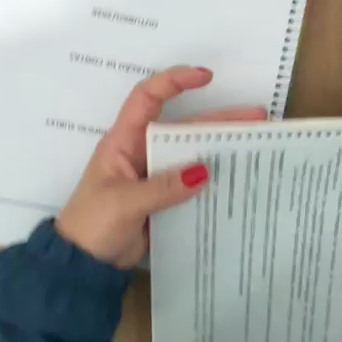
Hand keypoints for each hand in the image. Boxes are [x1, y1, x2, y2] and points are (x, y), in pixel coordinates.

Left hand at [56, 66, 266, 267]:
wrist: (84, 264)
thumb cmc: (92, 225)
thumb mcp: (124, 203)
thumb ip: (163, 187)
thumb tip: (203, 171)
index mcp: (124, 142)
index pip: (147, 98)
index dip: (174, 81)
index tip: (205, 76)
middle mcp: (142, 153)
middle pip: (183, 127)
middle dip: (219, 119)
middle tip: (256, 118)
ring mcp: (156, 177)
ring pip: (193, 155)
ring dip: (222, 150)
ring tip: (257, 146)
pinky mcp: (166, 201)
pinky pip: (194, 184)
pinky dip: (215, 182)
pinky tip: (240, 182)